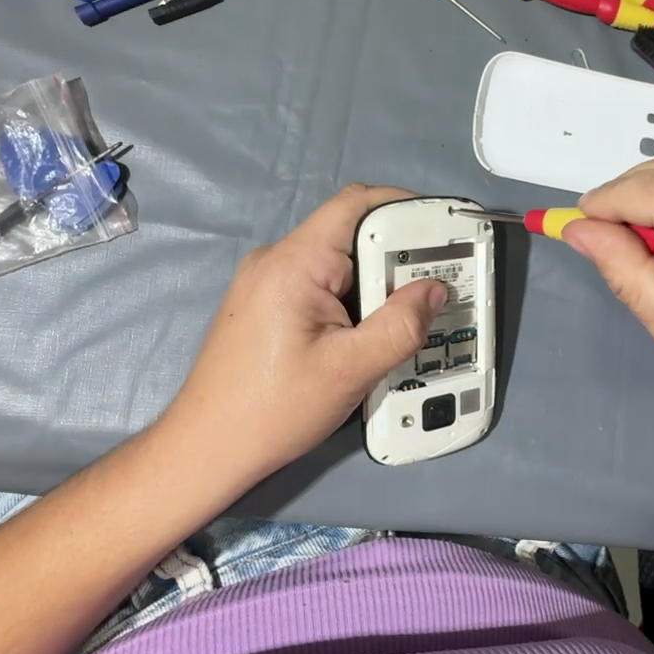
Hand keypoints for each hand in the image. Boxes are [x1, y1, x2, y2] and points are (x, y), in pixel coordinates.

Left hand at [160, 184, 447, 485]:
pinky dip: (356, 301)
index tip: (444, 229)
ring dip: (378, 284)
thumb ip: (400, 326)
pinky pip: (324, 287)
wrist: (208, 448)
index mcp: (294, 264)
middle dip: (399, 257)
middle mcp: (277, 262)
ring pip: (340, 264)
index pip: (356, 204)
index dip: (405, 207)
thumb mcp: (350, 369)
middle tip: (440, 285)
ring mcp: (269, 284)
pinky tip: (373, 333)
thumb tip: (436, 289)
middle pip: (352, 235)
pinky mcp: (269, 307)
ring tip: (412, 315)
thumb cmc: (274, 408)